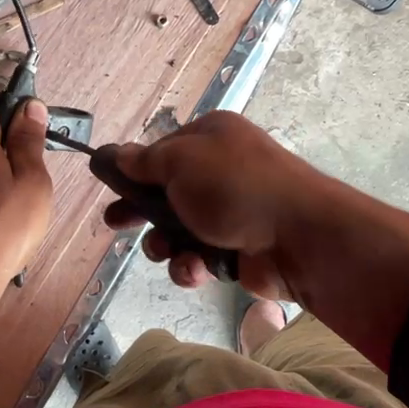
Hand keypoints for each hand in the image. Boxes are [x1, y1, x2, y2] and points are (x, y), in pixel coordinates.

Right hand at [104, 111, 408, 369]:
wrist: (298, 237)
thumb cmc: (235, 186)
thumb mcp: (180, 162)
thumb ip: (143, 161)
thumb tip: (115, 153)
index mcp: (212, 137)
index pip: (164, 151)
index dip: (135, 170)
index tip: (110, 187)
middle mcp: (223, 170)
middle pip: (168, 192)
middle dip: (142, 212)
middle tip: (116, 224)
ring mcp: (232, 212)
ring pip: (179, 230)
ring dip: (166, 244)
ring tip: (166, 251)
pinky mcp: (238, 249)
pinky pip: (200, 257)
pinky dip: (192, 265)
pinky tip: (195, 270)